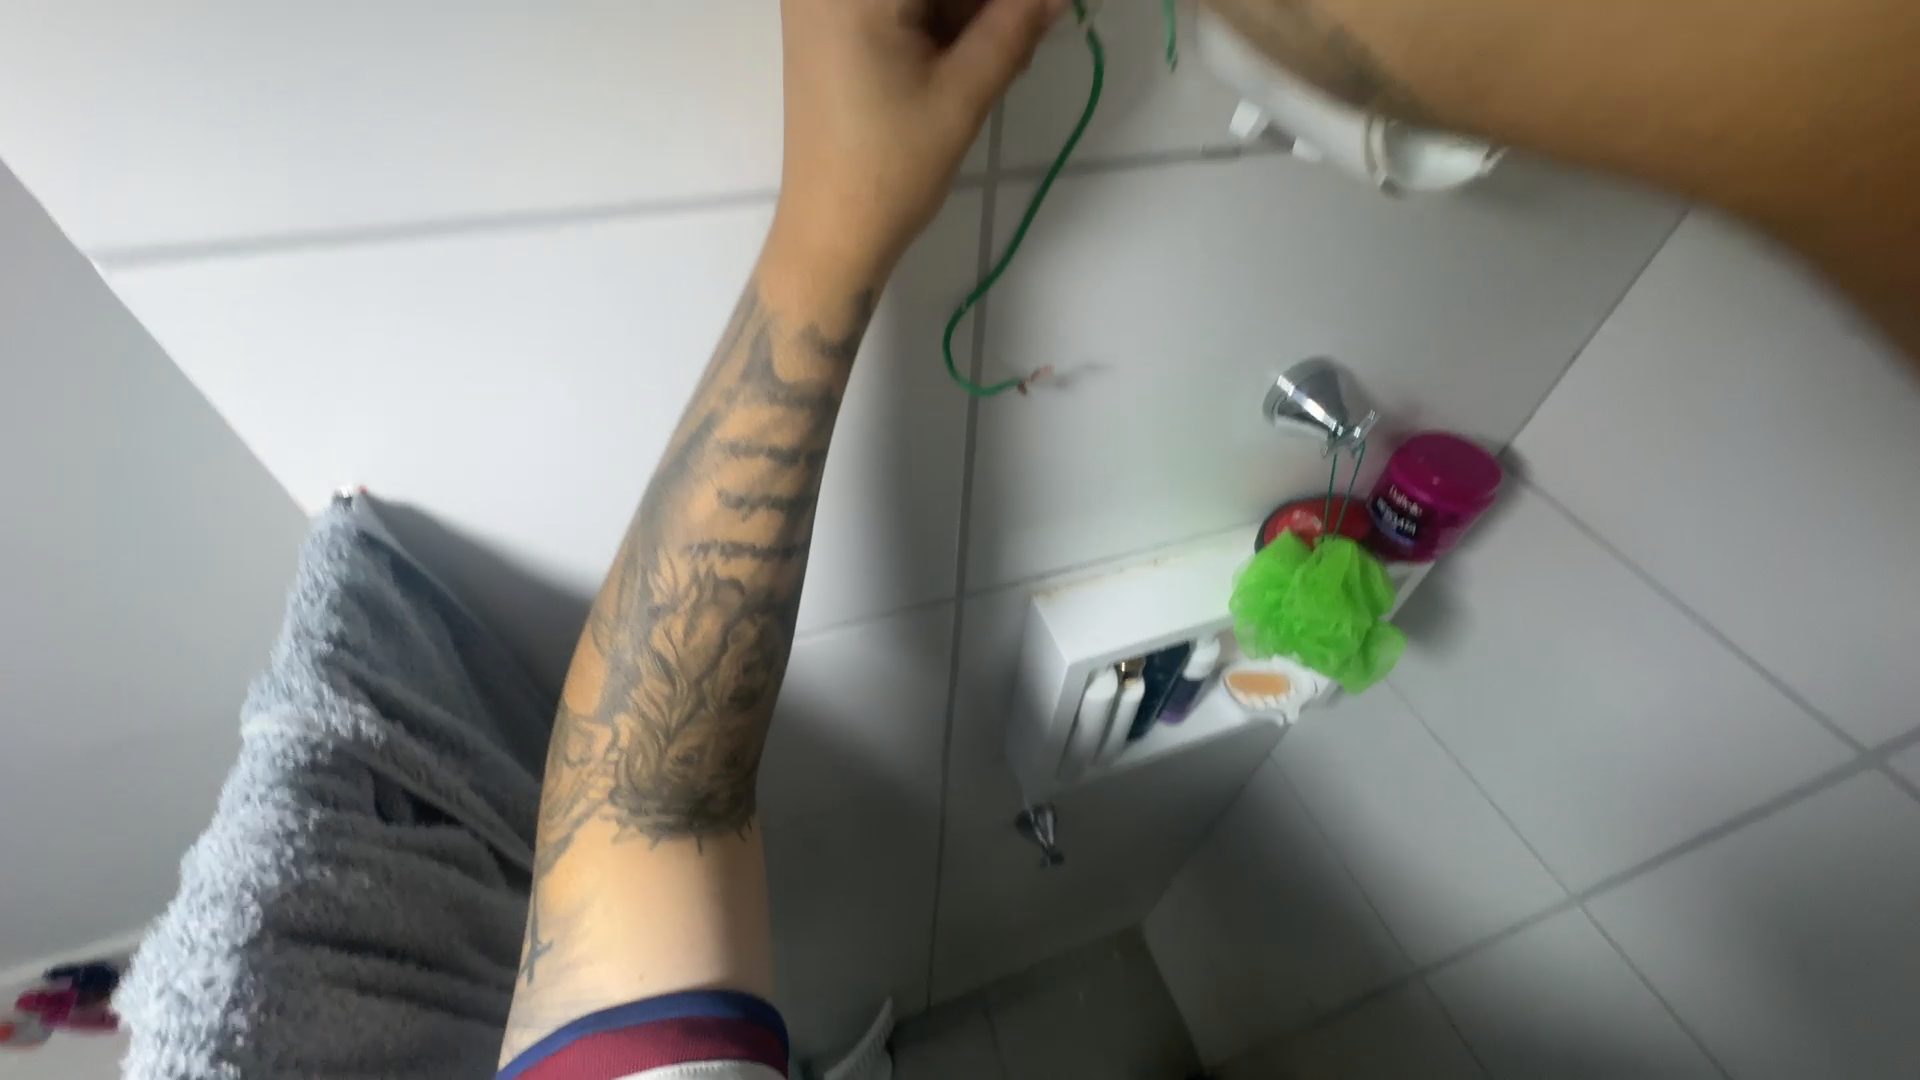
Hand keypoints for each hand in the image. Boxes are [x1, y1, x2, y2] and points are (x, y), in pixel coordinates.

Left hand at [769, 0, 1067, 283]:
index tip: (1034, 15)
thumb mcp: (961, 98)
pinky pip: (892, 8)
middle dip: (982, 7)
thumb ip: (1014, 28)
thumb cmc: (891, 173)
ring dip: (963, 16)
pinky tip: (963, 61)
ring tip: (1004, 57)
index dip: (998, 2)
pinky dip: (933, 24)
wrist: (830, 234)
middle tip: (1029, 29)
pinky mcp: (822, 25)